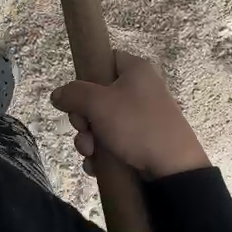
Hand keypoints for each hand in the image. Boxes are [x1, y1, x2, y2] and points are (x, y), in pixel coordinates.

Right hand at [49, 50, 209, 179]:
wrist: (175, 172)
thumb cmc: (136, 126)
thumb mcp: (98, 104)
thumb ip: (72, 94)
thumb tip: (57, 95)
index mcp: (136, 70)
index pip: (104, 59)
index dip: (86, 76)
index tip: (78, 95)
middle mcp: (141, 89)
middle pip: (98, 94)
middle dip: (83, 117)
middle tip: (82, 129)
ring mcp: (144, 117)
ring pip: (103, 121)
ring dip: (89, 138)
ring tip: (89, 152)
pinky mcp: (145, 141)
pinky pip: (115, 140)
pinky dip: (102, 152)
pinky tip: (96, 165)